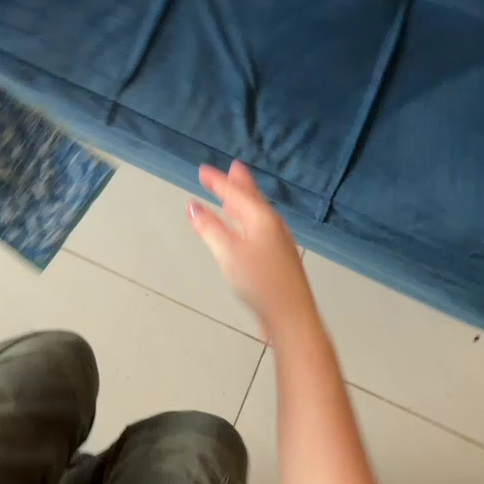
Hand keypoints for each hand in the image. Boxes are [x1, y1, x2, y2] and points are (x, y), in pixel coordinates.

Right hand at [188, 162, 319, 342]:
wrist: (291, 316)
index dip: (217, 182)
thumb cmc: (258, 281)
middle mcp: (272, 225)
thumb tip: (192, 206)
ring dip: (244, 200)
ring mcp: (277, 242)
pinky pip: (258, 227)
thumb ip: (209, 228)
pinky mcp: (277, 258)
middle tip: (232, 167)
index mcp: (261, 218)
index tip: (202, 170)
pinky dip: (247, 218)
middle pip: (252, 198)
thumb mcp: (227, 253)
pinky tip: (243, 228)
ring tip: (235, 192)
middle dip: (239, 184)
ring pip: (257, 213)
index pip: (235, 193)